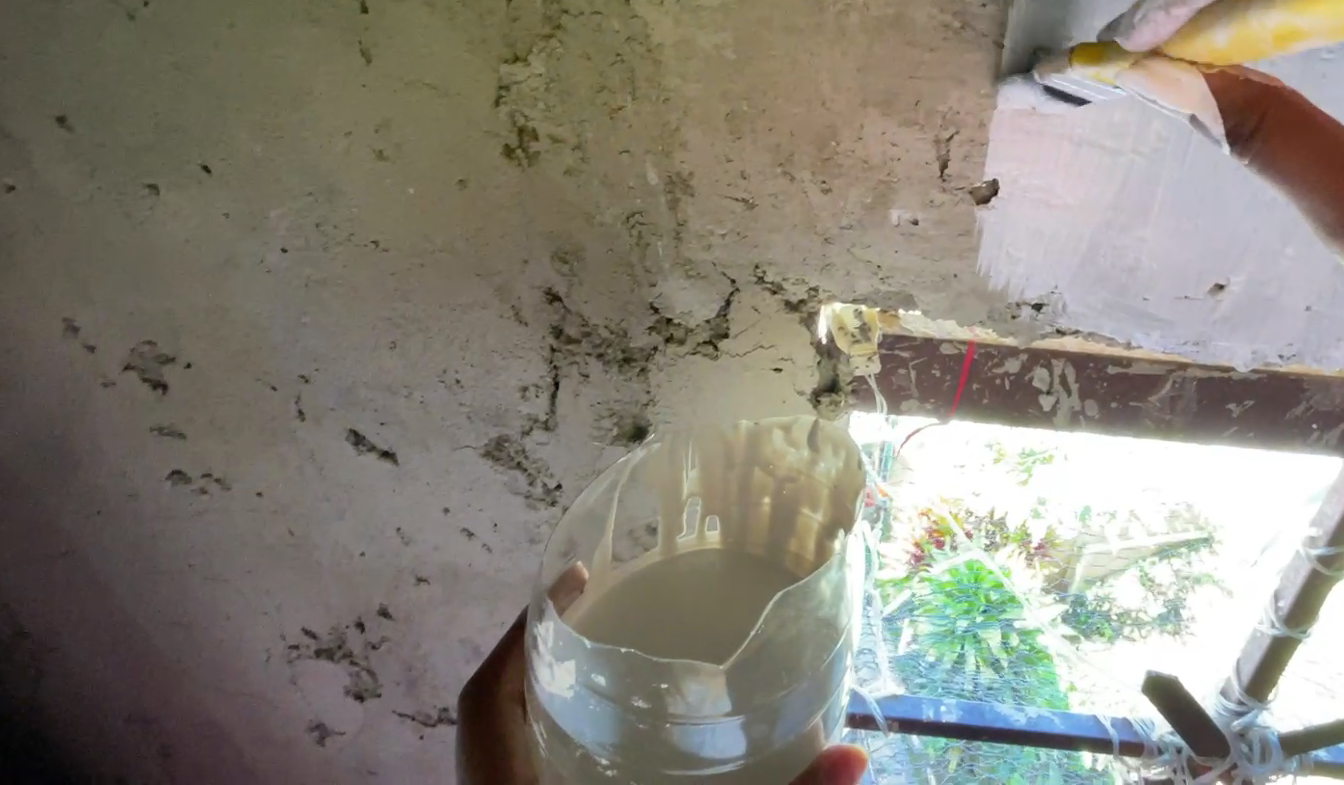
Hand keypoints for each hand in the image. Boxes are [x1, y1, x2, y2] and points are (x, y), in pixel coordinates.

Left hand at [456, 564, 869, 784]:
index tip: (581, 579)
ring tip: (618, 665)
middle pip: (494, 718)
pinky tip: (622, 751)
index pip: (484, 699)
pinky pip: (534, 780)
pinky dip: (567, 753)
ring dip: (553, 705)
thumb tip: (859, 760)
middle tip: (614, 613)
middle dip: (546, 657)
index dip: (522, 629)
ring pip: (512, 756)